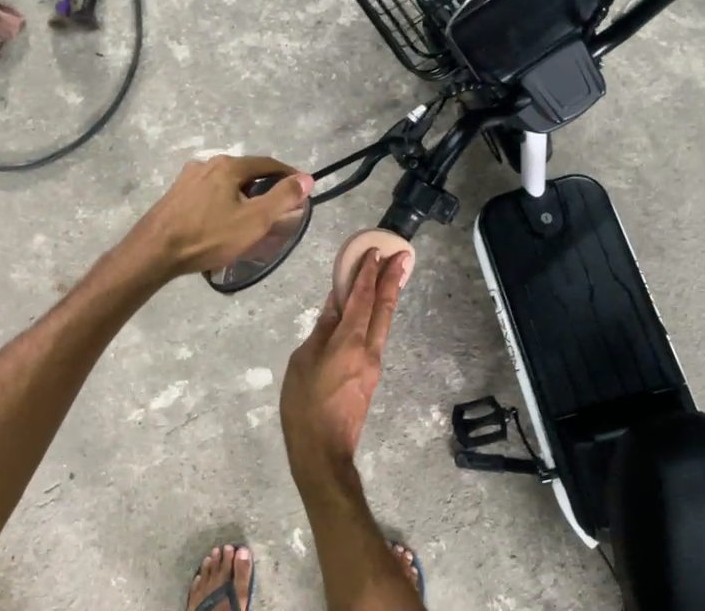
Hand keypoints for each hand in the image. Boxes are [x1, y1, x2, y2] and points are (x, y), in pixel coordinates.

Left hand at [127, 155, 313, 278]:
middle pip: (245, 171)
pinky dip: (222, 201)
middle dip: (263, 186)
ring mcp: (187, 179)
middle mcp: (207, 164)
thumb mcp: (254, 220)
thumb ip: (282, 197)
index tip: (301, 188)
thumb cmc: (208, 236)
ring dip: (241, 194)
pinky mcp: (174, 195)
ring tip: (249, 216)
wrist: (154, 252)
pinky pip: (208, 193)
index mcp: (229, 165)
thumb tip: (306, 178)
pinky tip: (220, 220)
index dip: (287, 175)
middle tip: (276, 206)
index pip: (267, 163)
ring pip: (224, 182)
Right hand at [281, 248, 409, 486]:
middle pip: (383, 308)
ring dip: (388, 296)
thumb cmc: (304, 405)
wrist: (323, 452)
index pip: (362, 299)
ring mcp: (373, 365)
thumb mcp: (303, 362)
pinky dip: (378, 316)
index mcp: (349, 343)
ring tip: (394, 275)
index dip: (368, 274)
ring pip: (383, 323)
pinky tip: (372, 311)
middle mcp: (368, 350)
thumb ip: (321, 330)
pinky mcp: (370, 378)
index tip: (375, 252)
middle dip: (392, 279)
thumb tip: (335, 303)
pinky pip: (376, 337)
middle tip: (402, 256)